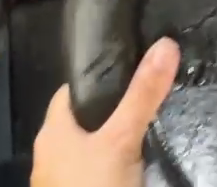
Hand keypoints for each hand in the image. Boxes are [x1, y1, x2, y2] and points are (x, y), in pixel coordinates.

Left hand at [32, 37, 179, 186]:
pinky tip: (137, 170)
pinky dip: (112, 170)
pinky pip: (94, 176)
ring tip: (147, 130)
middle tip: (146, 100)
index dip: (98, 77)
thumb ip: (142, 96)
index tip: (128, 68)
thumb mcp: (121, 140)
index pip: (72, 90)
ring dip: (113, 144)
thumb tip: (166, 43)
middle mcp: (50, 156)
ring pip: (90, 152)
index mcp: (52, 131)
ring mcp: (61, 184)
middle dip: (111, 112)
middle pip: (83, 121)